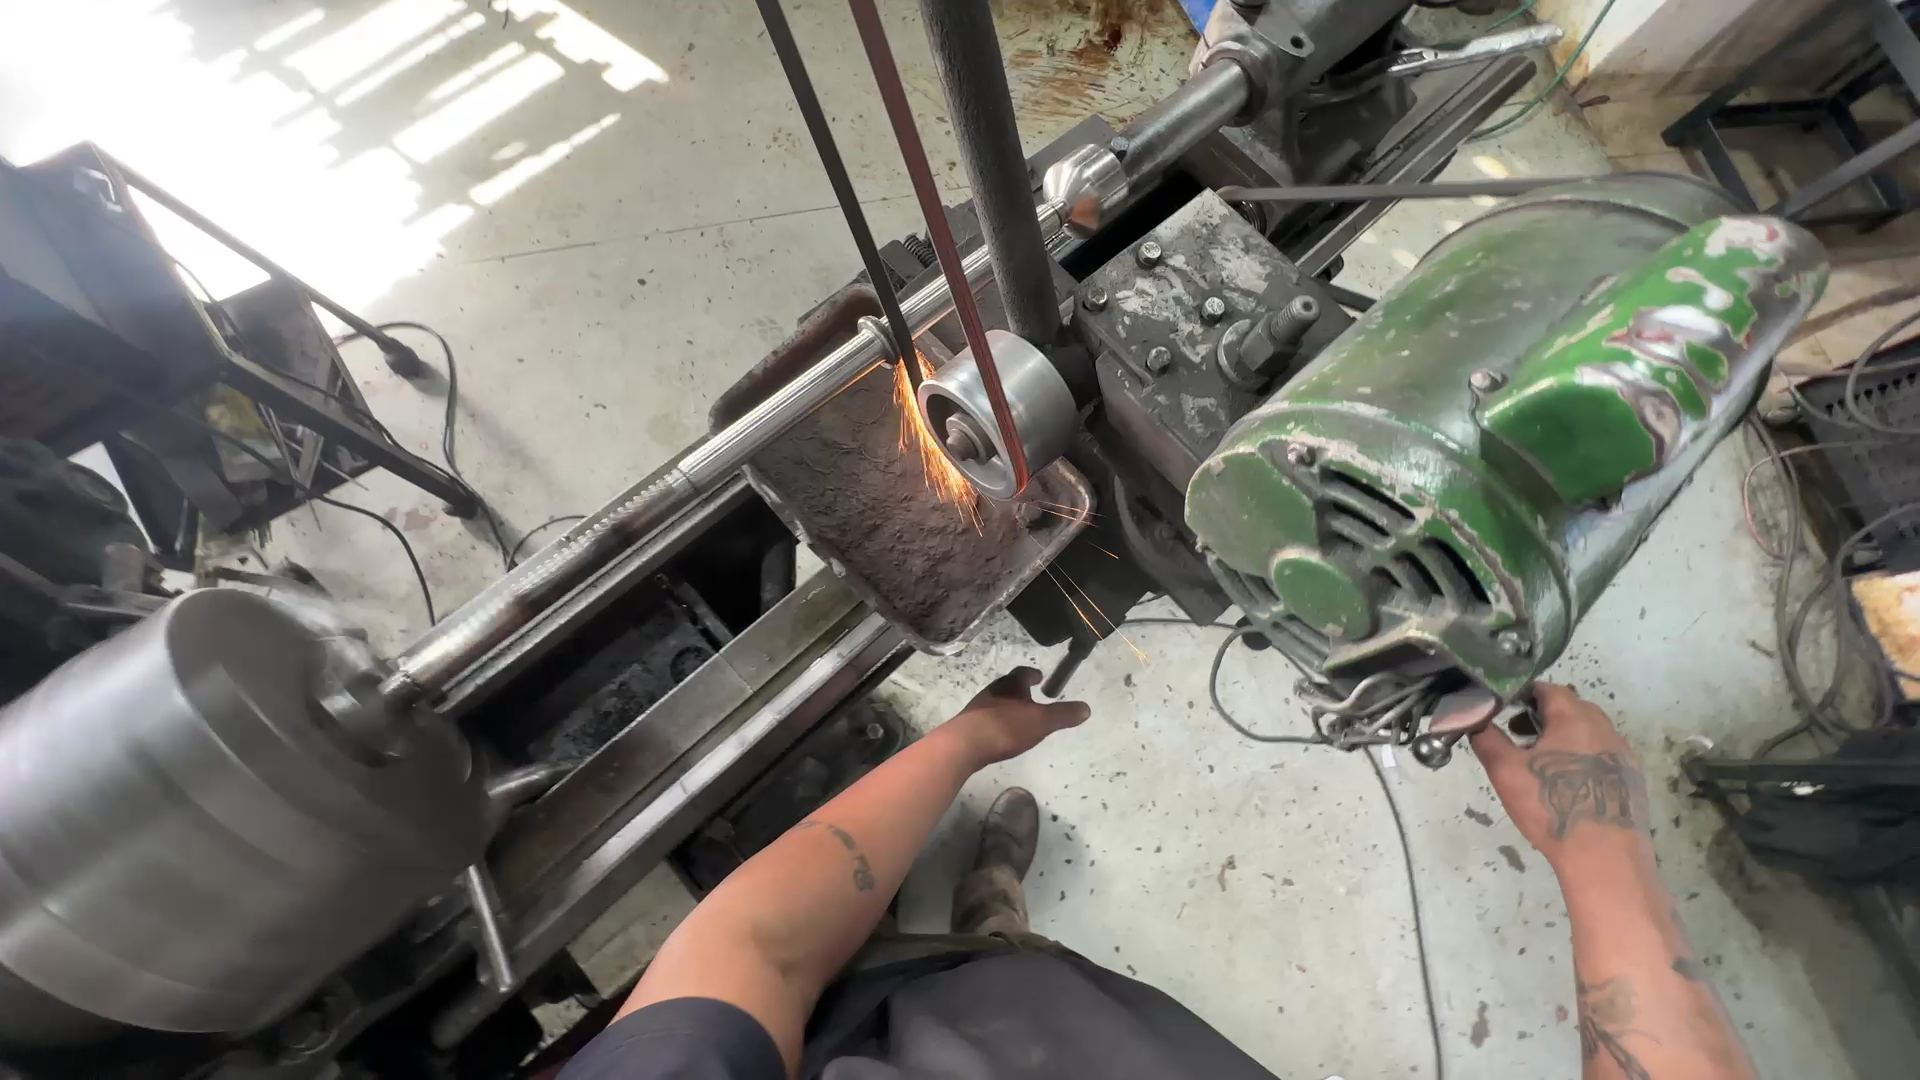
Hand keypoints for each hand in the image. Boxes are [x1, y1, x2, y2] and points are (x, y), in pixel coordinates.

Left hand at [939, 667, 1089, 768]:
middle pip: (1009, 686)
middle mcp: (993, 690)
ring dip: (1009, 706)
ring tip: (1020, 717)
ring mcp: (979, 707)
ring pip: (998, 701)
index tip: (1040, 677)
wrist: (965, 744)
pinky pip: (989, 718)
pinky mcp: (970, 724)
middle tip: (1033, 696)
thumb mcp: (1042, 721)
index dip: (1033, 674)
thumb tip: (1086, 708)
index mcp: (1010, 684)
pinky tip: (1003, 734)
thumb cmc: (1006, 726)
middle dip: (1021, 690)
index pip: (1023, 672)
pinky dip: (999, 721)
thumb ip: (1063, 714)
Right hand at [1469, 682, 1651, 870]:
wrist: (1605, 857)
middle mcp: (1605, 732)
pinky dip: (1582, 753)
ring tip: (1539, 756)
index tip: (1503, 705)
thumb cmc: (1550, 805)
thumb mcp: (1504, 769)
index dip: (1524, 692)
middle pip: (1575, 707)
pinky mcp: (1632, 781)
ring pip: (1592, 731)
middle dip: (1545, 712)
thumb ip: (1486, 738)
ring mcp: (1623, 757)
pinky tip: (1565, 779)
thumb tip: (1472, 719)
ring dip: (1565, 733)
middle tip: (1518, 730)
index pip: (1551, 690)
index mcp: (1575, 721)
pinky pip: (1604, 753)